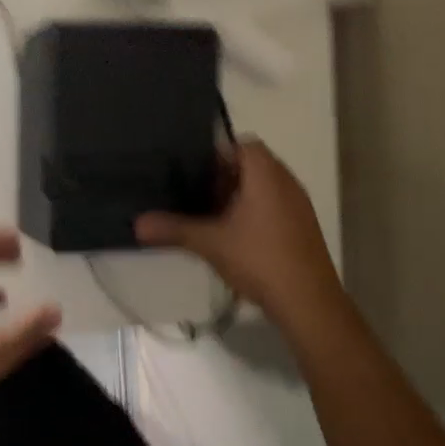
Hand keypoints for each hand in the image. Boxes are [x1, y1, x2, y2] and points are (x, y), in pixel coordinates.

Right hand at [135, 138, 343, 320]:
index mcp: (266, 174)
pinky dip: (252, 211)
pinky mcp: (302, 226)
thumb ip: (173, 228)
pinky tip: (232, 235)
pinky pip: (273, 205)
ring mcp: (298, 204)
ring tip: (208, 214)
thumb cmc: (259, 259)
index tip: (192, 169)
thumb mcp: (210, 243)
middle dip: (222, 176)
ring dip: (237, 195)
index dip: (216, 152)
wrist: (308, 301)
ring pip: (262, 186)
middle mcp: (286, 182)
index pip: (242, 143)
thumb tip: (137, 223)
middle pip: (251, 164)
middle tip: (192, 191)